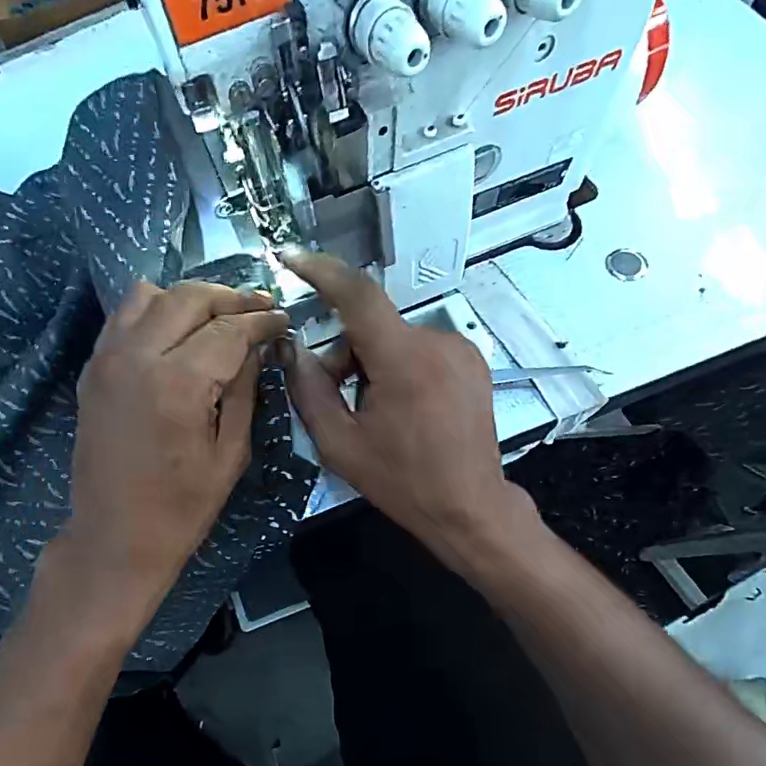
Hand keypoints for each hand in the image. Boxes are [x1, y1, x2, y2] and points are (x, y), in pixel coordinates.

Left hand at [55, 279, 288, 591]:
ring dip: (191, 299)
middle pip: (188, 298)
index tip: (284, 319)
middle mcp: (137, 357)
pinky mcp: (93, 368)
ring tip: (220, 317)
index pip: (228, 329)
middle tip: (260, 309)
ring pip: (150, 295)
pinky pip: (124, 317)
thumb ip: (245, 390)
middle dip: (231, 298)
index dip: (261, 321)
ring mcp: (107, 359)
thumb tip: (258, 348)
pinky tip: (180, 332)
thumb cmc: (184, 505)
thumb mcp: (231, 452)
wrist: (116, 535)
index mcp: (178, 383)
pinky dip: (156, 311)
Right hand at [280, 250, 540, 572]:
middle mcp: (438, 343)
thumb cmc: (404, 482)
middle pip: (374, 325)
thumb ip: (310, 391)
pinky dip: (403, 367)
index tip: (292, 258)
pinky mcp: (473, 363)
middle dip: (347, 354)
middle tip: (339, 398)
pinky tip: (407, 408)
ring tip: (378, 412)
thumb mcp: (341, 445)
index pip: (358, 295)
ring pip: (397, 339)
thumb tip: (293, 349)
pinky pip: (423, 350)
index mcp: (405, 359)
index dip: (322, 271)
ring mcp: (461, 351)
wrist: (469, 506)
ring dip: (376, 363)